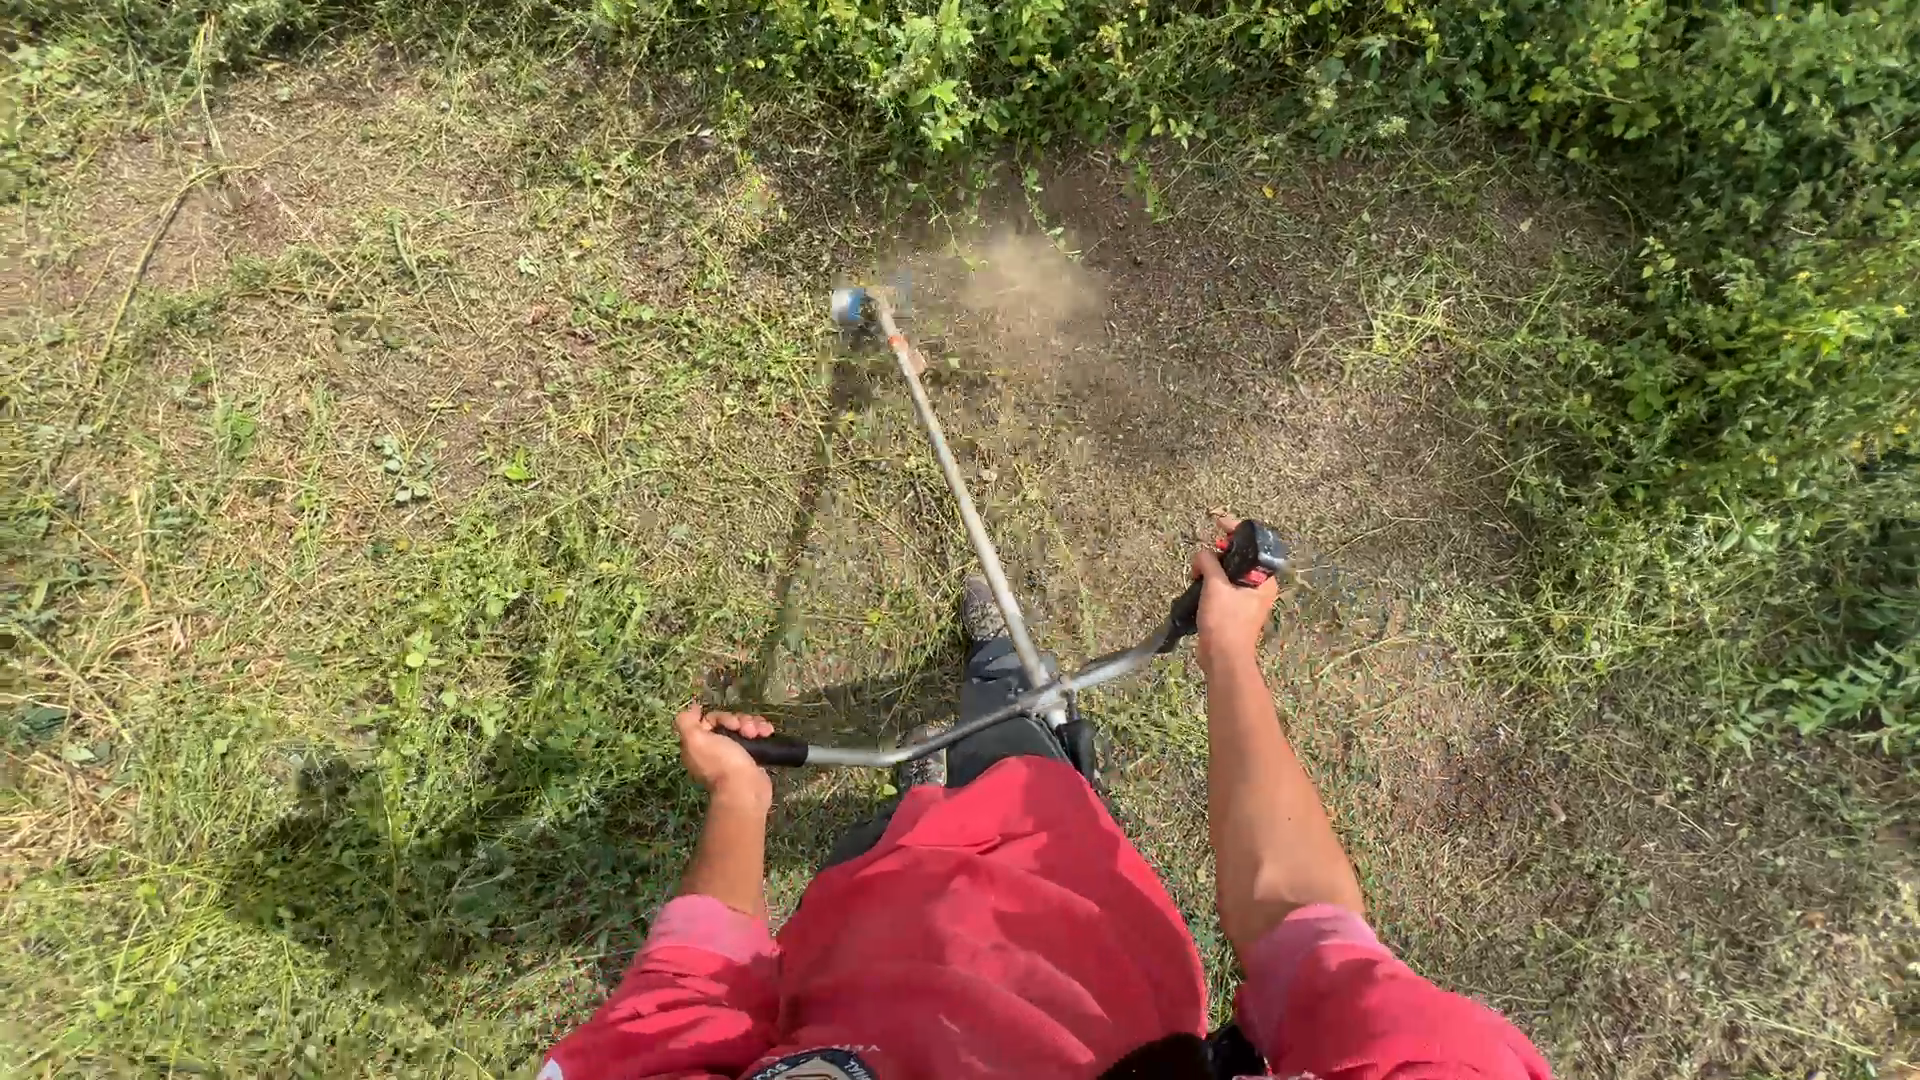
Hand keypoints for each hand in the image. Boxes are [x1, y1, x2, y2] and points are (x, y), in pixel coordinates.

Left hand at [674, 703, 774, 806]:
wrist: (745, 788)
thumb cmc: (721, 763)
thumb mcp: (696, 740)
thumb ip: (686, 722)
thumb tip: (692, 708)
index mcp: (699, 745)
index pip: (710, 720)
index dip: (722, 718)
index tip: (732, 725)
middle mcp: (714, 748)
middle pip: (728, 722)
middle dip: (741, 721)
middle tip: (747, 731)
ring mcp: (733, 753)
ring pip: (743, 727)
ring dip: (753, 725)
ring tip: (760, 733)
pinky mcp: (750, 757)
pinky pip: (755, 736)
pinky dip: (761, 731)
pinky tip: (767, 733)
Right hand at [1191, 518, 1280, 675]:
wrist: (1223, 658)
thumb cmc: (1225, 621)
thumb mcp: (1215, 586)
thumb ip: (1209, 563)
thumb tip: (1203, 554)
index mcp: (1263, 580)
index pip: (1253, 546)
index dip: (1235, 531)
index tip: (1218, 522)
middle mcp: (1258, 587)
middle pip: (1238, 558)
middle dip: (1217, 555)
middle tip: (1202, 560)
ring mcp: (1246, 599)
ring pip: (1227, 573)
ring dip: (1210, 570)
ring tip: (1196, 576)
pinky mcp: (1233, 609)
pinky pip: (1221, 587)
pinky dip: (1209, 584)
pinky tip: (1197, 587)